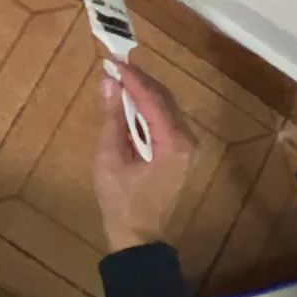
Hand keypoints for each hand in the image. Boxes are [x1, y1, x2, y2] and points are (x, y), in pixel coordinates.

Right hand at [92, 63, 196, 251]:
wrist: (137, 235)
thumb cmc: (120, 199)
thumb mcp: (109, 157)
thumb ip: (111, 118)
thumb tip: (109, 82)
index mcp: (173, 142)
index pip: (153, 98)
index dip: (133, 78)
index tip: (113, 61)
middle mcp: (187, 140)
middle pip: (164, 98)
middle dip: (139, 80)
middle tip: (115, 63)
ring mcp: (187, 146)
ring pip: (166, 107)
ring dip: (143, 91)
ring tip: (119, 77)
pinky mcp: (180, 151)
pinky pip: (165, 120)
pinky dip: (147, 107)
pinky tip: (129, 101)